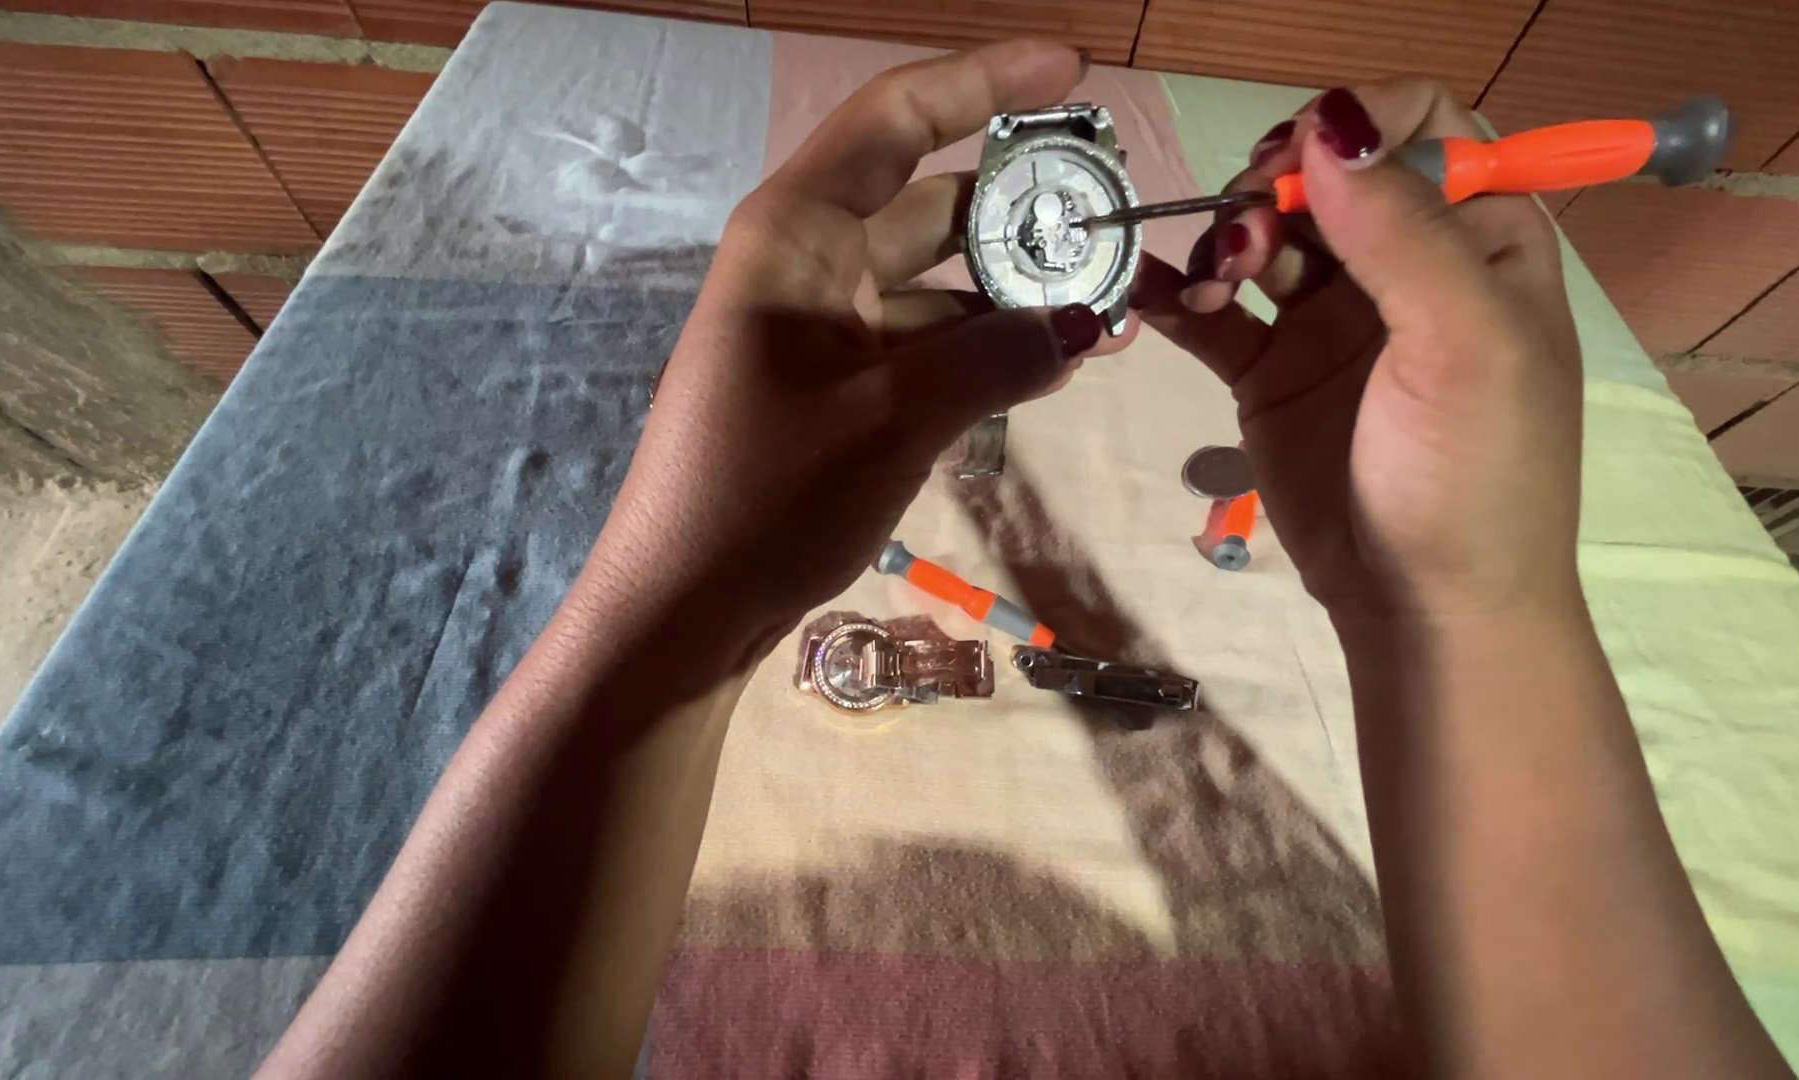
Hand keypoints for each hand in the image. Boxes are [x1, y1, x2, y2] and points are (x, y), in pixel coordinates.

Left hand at [595, 41, 1133, 646]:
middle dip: (1021, 216)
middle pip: (929, 209)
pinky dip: (980, 357)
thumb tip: (1083, 327)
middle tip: (1109, 227)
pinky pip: (922, 351)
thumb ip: (996, 359)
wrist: (689, 604)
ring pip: (934, 290)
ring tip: (1100, 320)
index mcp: (796, 236)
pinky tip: (1044, 370)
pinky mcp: (838, 392)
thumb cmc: (770, 496)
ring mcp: (823, 334)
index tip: (1071, 76)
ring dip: (1011, 302)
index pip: (896, 120)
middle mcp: (808, 268)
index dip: (984, 82)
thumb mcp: (895, 419)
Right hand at [1134, 80, 1581, 618]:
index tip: (1293, 165)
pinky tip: (1146, 294)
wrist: (1417, 599)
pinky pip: (1216, 319)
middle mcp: (1397, 269)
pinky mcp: (1269, 374)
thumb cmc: (1470, 473)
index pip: (1418, 129)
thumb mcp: (1462, 343)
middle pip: (1321, 182)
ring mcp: (1326, 323)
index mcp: (1478, 240)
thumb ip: (1402, 230)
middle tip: (1242, 242)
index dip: (1353, 128)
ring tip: (1211, 289)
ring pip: (1263, 243)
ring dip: (1224, 246)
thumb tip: (1326, 124)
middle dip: (1271, 192)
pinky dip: (1178, 300)